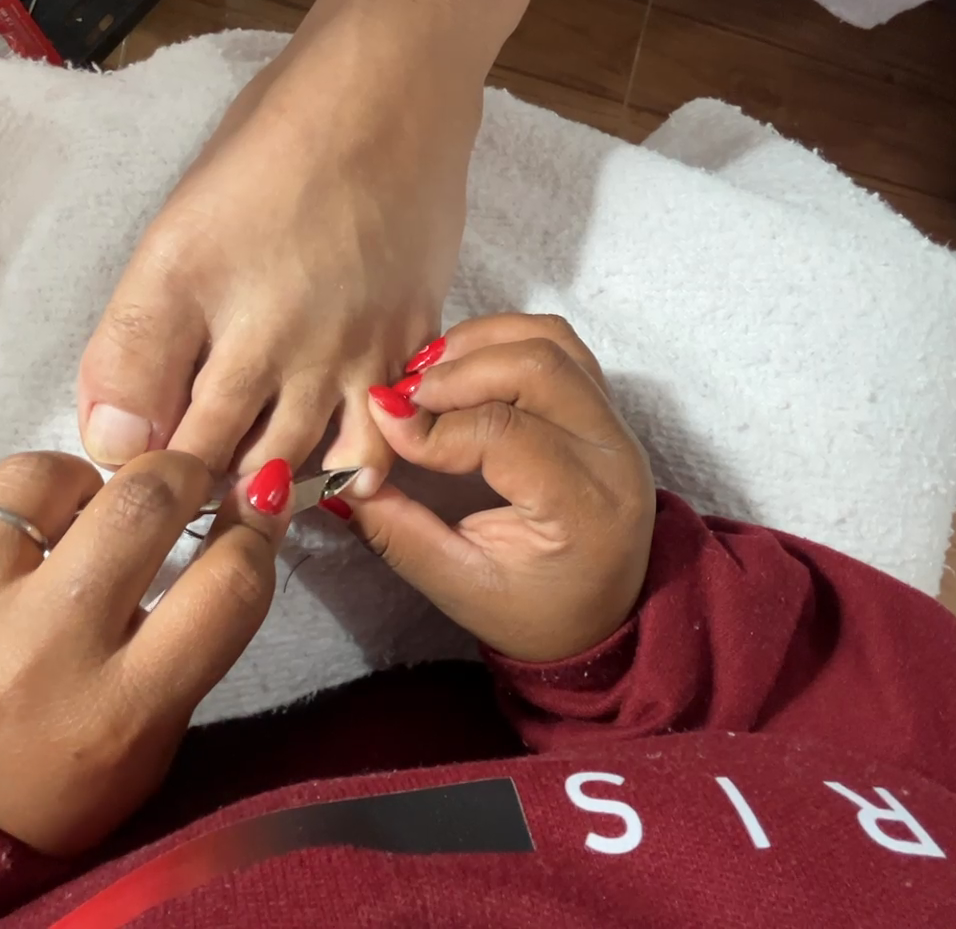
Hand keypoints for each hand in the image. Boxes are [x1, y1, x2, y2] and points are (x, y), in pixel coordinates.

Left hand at [0, 450, 292, 855]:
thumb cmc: (65, 779)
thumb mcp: (157, 725)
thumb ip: (204, 621)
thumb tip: (251, 498)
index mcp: (121, 711)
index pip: (230, 581)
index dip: (255, 527)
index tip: (250, 502)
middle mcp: (36, 655)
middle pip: (142, 502)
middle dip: (175, 475)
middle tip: (170, 486)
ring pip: (38, 476)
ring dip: (70, 488)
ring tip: (63, 526)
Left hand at [75, 17, 482, 490]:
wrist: (387, 94)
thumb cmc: (271, 149)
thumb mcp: (173, 237)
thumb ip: (134, 344)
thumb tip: (114, 446)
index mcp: (208, 322)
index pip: (166, 451)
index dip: (150, 486)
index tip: (144, 493)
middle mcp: (285, 355)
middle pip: (240, 469)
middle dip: (211, 501)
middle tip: (198, 514)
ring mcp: (356, 357)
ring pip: (313, 469)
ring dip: (281, 494)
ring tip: (263, 499)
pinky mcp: (410, 347)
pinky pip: (382, 442)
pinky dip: (355, 470)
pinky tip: (342, 469)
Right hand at [346, 314, 656, 662]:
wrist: (604, 615)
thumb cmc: (534, 611)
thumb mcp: (459, 586)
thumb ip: (398, 532)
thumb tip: (341, 479)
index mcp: (583, 508)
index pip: (504, 433)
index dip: (432, 425)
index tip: (380, 425)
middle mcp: (612, 452)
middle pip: (536, 367)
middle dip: (456, 372)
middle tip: (402, 396)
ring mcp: (614, 421)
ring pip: (550, 341)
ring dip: (480, 345)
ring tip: (427, 375)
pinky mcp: (603, 405)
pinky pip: (558, 345)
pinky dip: (503, 341)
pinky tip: (462, 367)